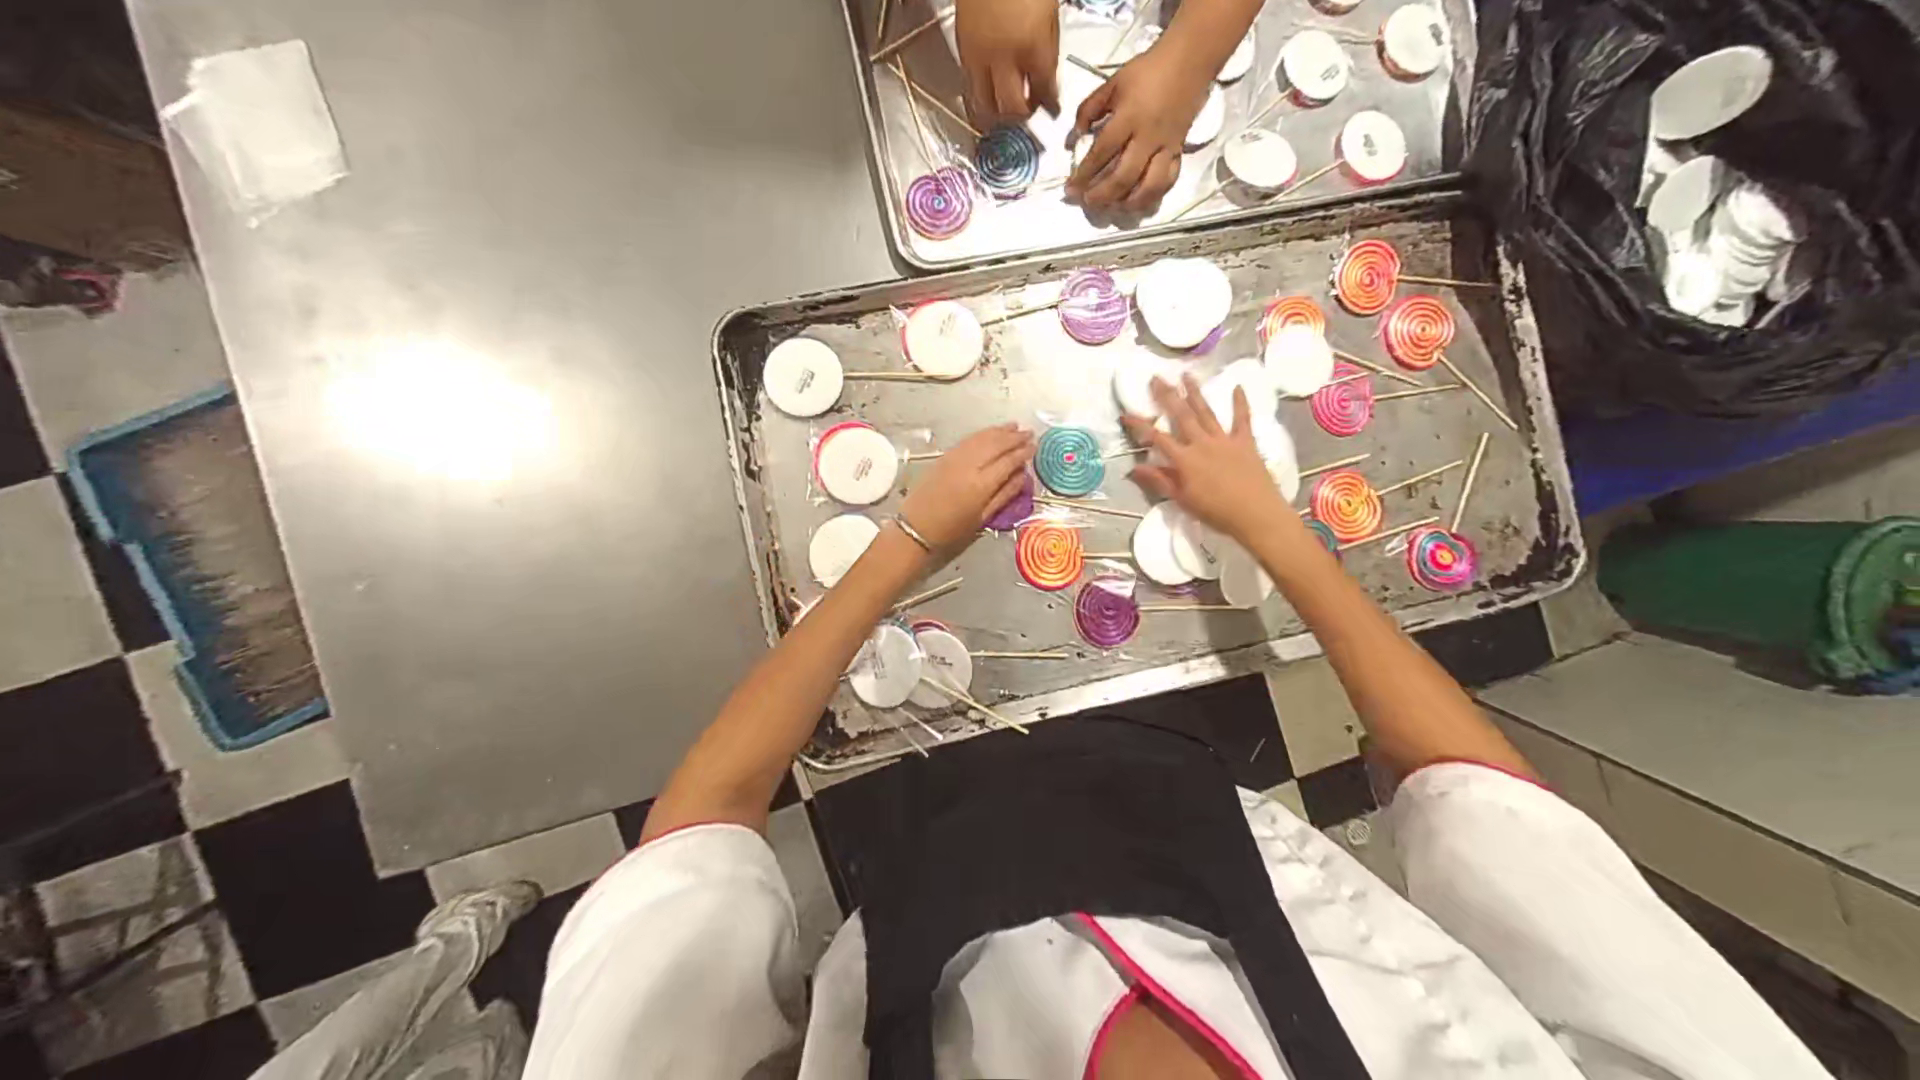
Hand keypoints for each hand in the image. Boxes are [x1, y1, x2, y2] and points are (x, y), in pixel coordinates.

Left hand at [899, 423, 1036, 548]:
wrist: (915, 529)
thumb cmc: (951, 532)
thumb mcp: (983, 519)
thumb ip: (1004, 495)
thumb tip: (1022, 476)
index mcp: (981, 484)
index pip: (1008, 461)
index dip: (1023, 452)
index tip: (1034, 447)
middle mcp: (969, 466)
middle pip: (996, 444)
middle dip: (1014, 437)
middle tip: (1029, 433)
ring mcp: (955, 458)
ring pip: (982, 438)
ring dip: (1000, 431)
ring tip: (1014, 427)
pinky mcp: (944, 457)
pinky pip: (968, 440)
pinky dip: (983, 433)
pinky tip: (991, 432)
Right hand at [955, 0, 1060, 124]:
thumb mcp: (1049, 10)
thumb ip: (1048, 47)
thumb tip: (1046, 76)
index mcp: (1032, 45)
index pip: (1044, 91)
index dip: (1050, 103)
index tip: (1053, 108)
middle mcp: (1004, 57)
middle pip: (1012, 107)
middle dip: (1022, 114)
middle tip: (1029, 111)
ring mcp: (980, 56)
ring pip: (986, 104)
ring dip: (998, 112)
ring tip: (1006, 107)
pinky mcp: (963, 50)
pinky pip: (971, 84)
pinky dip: (982, 93)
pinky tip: (989, 88)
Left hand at [1067, 41, 1211, 211]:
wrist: (1189, 60)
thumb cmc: (1146, 71)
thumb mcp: (1112, 84)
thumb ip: (1088, 111)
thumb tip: (1072, 139)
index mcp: (1129, 117)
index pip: (1102, 153)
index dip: (1084, 174)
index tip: (1070, 189)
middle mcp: (1148, 137)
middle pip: (1124, 177)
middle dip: (1102, 195)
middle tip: (1087, 202)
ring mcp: (1166, 147)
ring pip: (1149, 186)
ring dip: (1129, 203)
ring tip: (1112, 208)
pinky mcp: (1179, 152)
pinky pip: (1168, 181)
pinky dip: (1153, 197)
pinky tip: (1138, 203)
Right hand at [1122, 375, 1286, 542]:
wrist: (1256, 514)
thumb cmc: (1216, 512)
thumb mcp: (1182, 500)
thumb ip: (1159, 481)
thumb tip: (1134, 468)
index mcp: (1185, 459)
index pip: (1156, 438)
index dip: (1139, 426)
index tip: (1125, 414)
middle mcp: (1202, 443)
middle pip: (1181, 415)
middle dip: (1167, 395)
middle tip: (1157, 378)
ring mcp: (1225, 440)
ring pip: (1206, 412)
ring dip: (1195, 393)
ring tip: (1186, 375)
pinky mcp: (1245, 442)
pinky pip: (1242, 419)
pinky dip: (1240, 403)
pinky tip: (1238, 387)